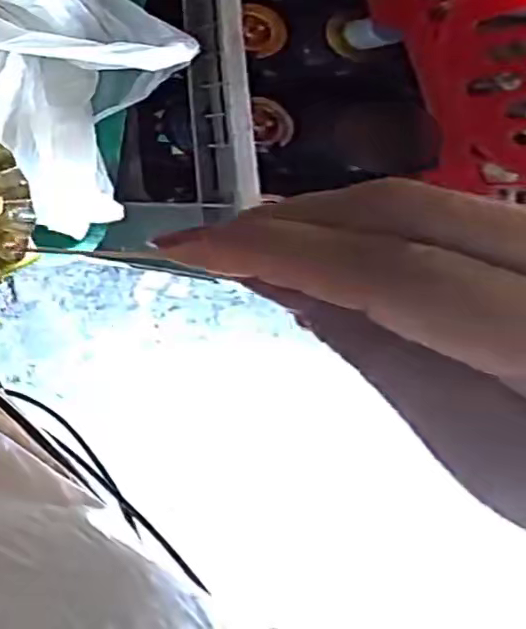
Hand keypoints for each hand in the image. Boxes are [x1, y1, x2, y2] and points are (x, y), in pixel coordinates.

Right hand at [156, 178, 525, 526]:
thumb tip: (267, 278)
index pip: (388, 268)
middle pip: (401, 210)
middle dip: (285, 219)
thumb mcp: (475, 448)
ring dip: (321, 218)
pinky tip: (327, 245)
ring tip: (255, 242)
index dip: (269, 249)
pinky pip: (449, 216)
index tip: (176, 246)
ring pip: (423, 203)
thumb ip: (371, 349)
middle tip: (206, 240)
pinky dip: (371, 225)